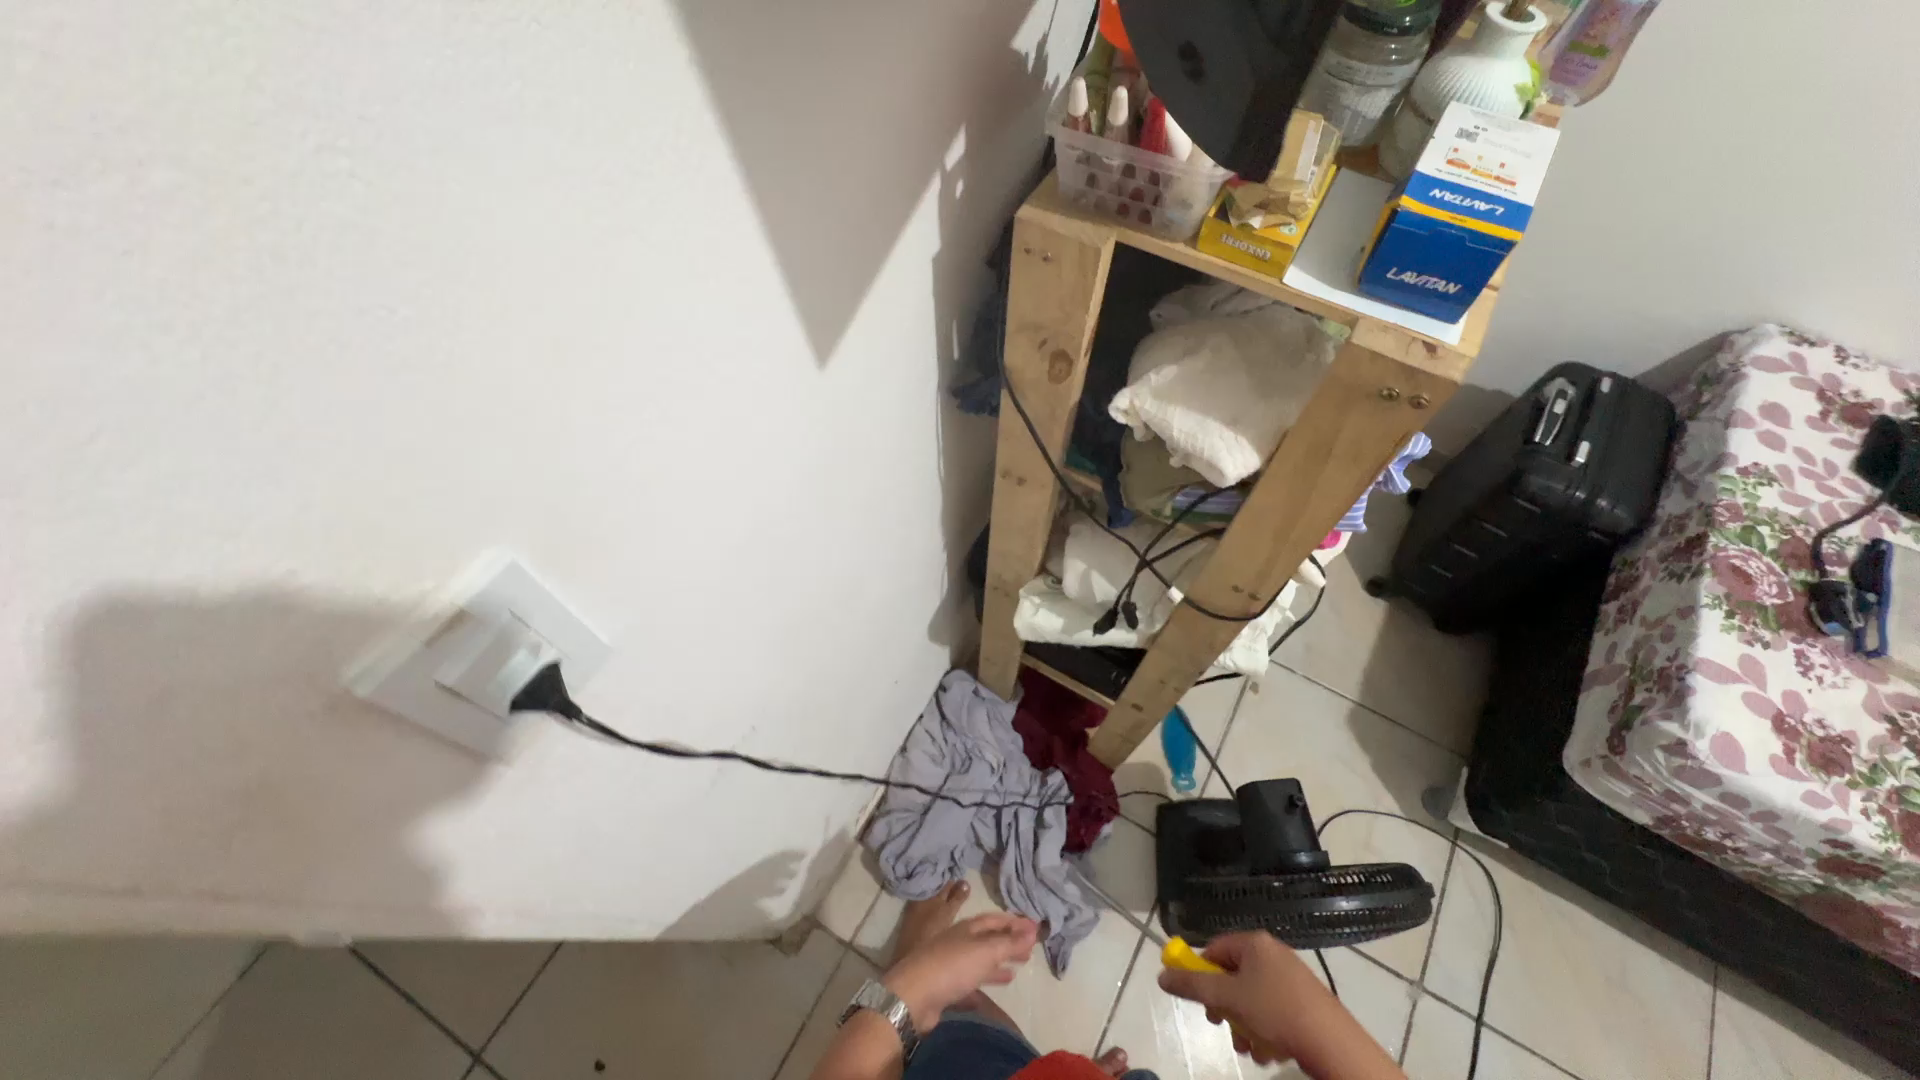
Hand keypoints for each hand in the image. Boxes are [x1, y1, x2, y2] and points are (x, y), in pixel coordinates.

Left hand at [881, 913, 1038, 1028]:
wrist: (914, 996)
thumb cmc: (952, 966)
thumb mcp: (985, 951)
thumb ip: (1009, 942)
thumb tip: (1033, 930)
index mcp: (967, 929)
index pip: (994, 920)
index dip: (1014, 922)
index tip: (1034, 927)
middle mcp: (958, 943)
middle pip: (988, 940)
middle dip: (1008, 943)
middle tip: (1030, 950)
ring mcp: (950, 966)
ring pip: (980, 962)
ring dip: (998, 964)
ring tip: (1017, 970)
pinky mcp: (945, 989)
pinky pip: (970, 984)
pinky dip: (984, 985)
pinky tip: (995, 993)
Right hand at [1156, 932, 1346, 1068]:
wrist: (1332, 1043)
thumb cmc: (1275, 1011)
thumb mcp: (1227, 997)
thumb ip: (1192, 985)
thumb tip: (1162, 976)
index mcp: (1254, 943)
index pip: (1214, 949)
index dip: (1201, 973)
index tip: (1199, 999)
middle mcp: (1272, 954)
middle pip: (1232, 976)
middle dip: (1224, 1007)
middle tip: (1221, 1025)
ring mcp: (1291, 978)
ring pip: (1251, 1000)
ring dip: (1243, 1025)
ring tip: (1250, 1048)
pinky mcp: (1304, 1002)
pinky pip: (1271, 1011)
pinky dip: (1265, 1031)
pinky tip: (1269, 1051)